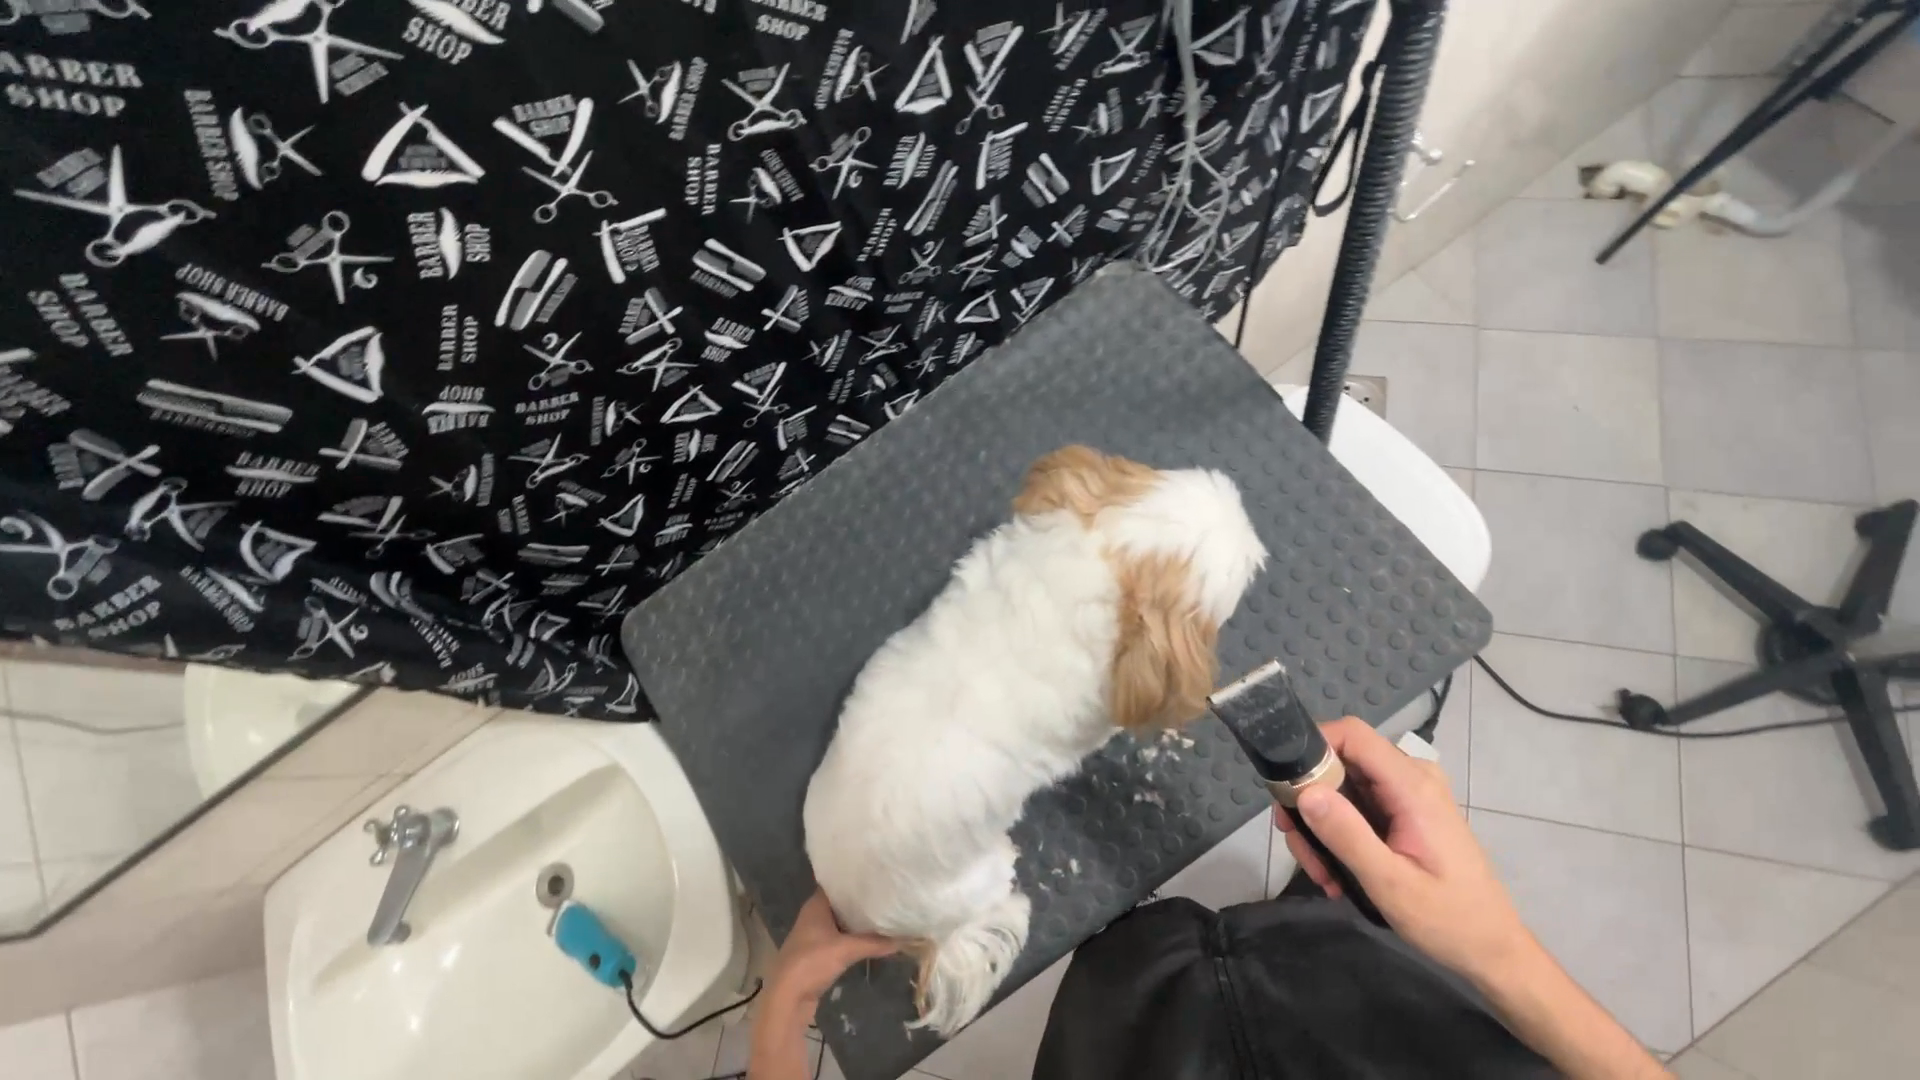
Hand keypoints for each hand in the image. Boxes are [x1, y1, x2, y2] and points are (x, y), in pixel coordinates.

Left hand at [767, 890, 900, 1007]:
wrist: (787, 999)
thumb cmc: (812, 962)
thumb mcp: (846, 950)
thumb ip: (874, 942)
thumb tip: (904, 939)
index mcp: (815, 906)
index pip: (837, 883)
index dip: (854, 879)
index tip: (876, 875)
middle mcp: (813, 916)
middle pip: (840, 903)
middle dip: (860, 901)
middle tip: (886, 894)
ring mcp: (813, 936)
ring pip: (840, 922)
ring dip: (856, 921)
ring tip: (883, 913)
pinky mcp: (817, 954)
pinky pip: (838, 939)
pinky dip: (852, 938)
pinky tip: (870, 938)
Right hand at [1274, 717, 1534, 984]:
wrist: (1493, 951)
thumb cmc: (1449, 920)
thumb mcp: (1391, 884)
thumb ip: (1348, 835)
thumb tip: (1305, 792)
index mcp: (1412, 786)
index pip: (1351, 734)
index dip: (1311, 745)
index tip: (1286, 786)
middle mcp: (1411, 777)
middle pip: (1338, 761)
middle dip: (1308, 801)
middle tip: (1298, 846)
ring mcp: (1407, 793)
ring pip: (1340, 785)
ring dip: (1319, 825)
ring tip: (1321, 872)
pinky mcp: (1402, 809)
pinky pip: (1354, 803)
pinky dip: (1336, 831)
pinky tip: (1336, 870)